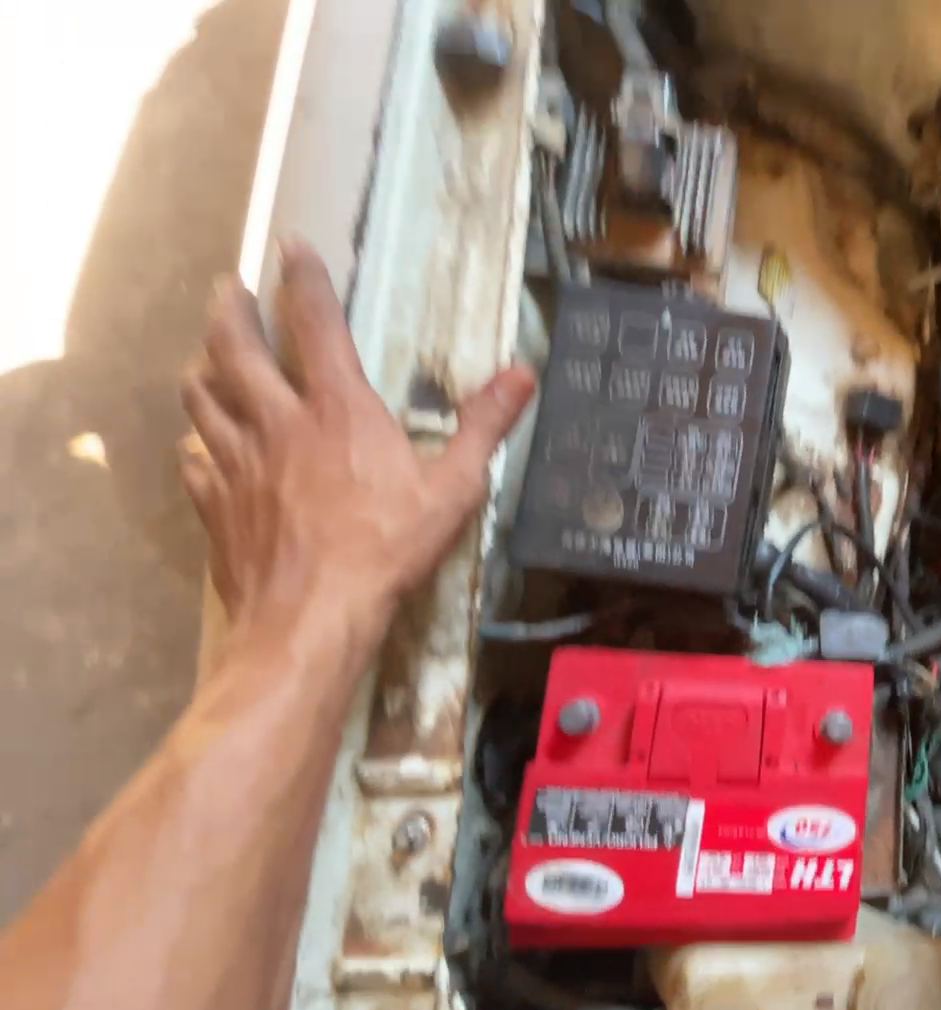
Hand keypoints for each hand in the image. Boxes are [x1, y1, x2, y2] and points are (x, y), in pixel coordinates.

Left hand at [179, 238, 536, 636]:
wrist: (313, 610)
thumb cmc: (392, 544)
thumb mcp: (456, 484)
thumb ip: (484, 425)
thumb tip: (523, 372)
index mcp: (340, 412)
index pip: (317, 329)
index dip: (307, 282)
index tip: (293, 245)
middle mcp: (277, 422)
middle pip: (235, 351)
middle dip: (232, 311)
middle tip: (231, 287)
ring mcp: (237, 461)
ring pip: (201, 396)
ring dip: (204, 365)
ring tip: (209, 354)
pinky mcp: (217, 499)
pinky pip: (195, 454)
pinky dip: (197, 435)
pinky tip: (202, 439)